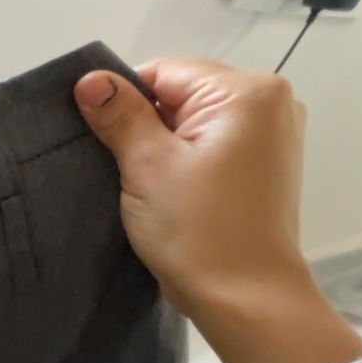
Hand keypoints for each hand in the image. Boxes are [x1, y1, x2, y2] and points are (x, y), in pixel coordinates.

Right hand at [73, 57, 310, 312]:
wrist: (240, 290)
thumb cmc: (194, 226)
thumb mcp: (146, 166)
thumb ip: (120, 117)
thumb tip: (90, 79)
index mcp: (245, 92)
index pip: (164, 71)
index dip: (122, 100)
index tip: (99, 140)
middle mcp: (269, 101)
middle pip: (180, 93)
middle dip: (141, 123)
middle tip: (116, 166)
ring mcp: (271, 133)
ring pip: (191, 121)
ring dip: (158, 144)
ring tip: (139, 181)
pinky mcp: (261, 163)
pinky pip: (208, 143)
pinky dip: (179, 158)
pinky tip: (165, 189)